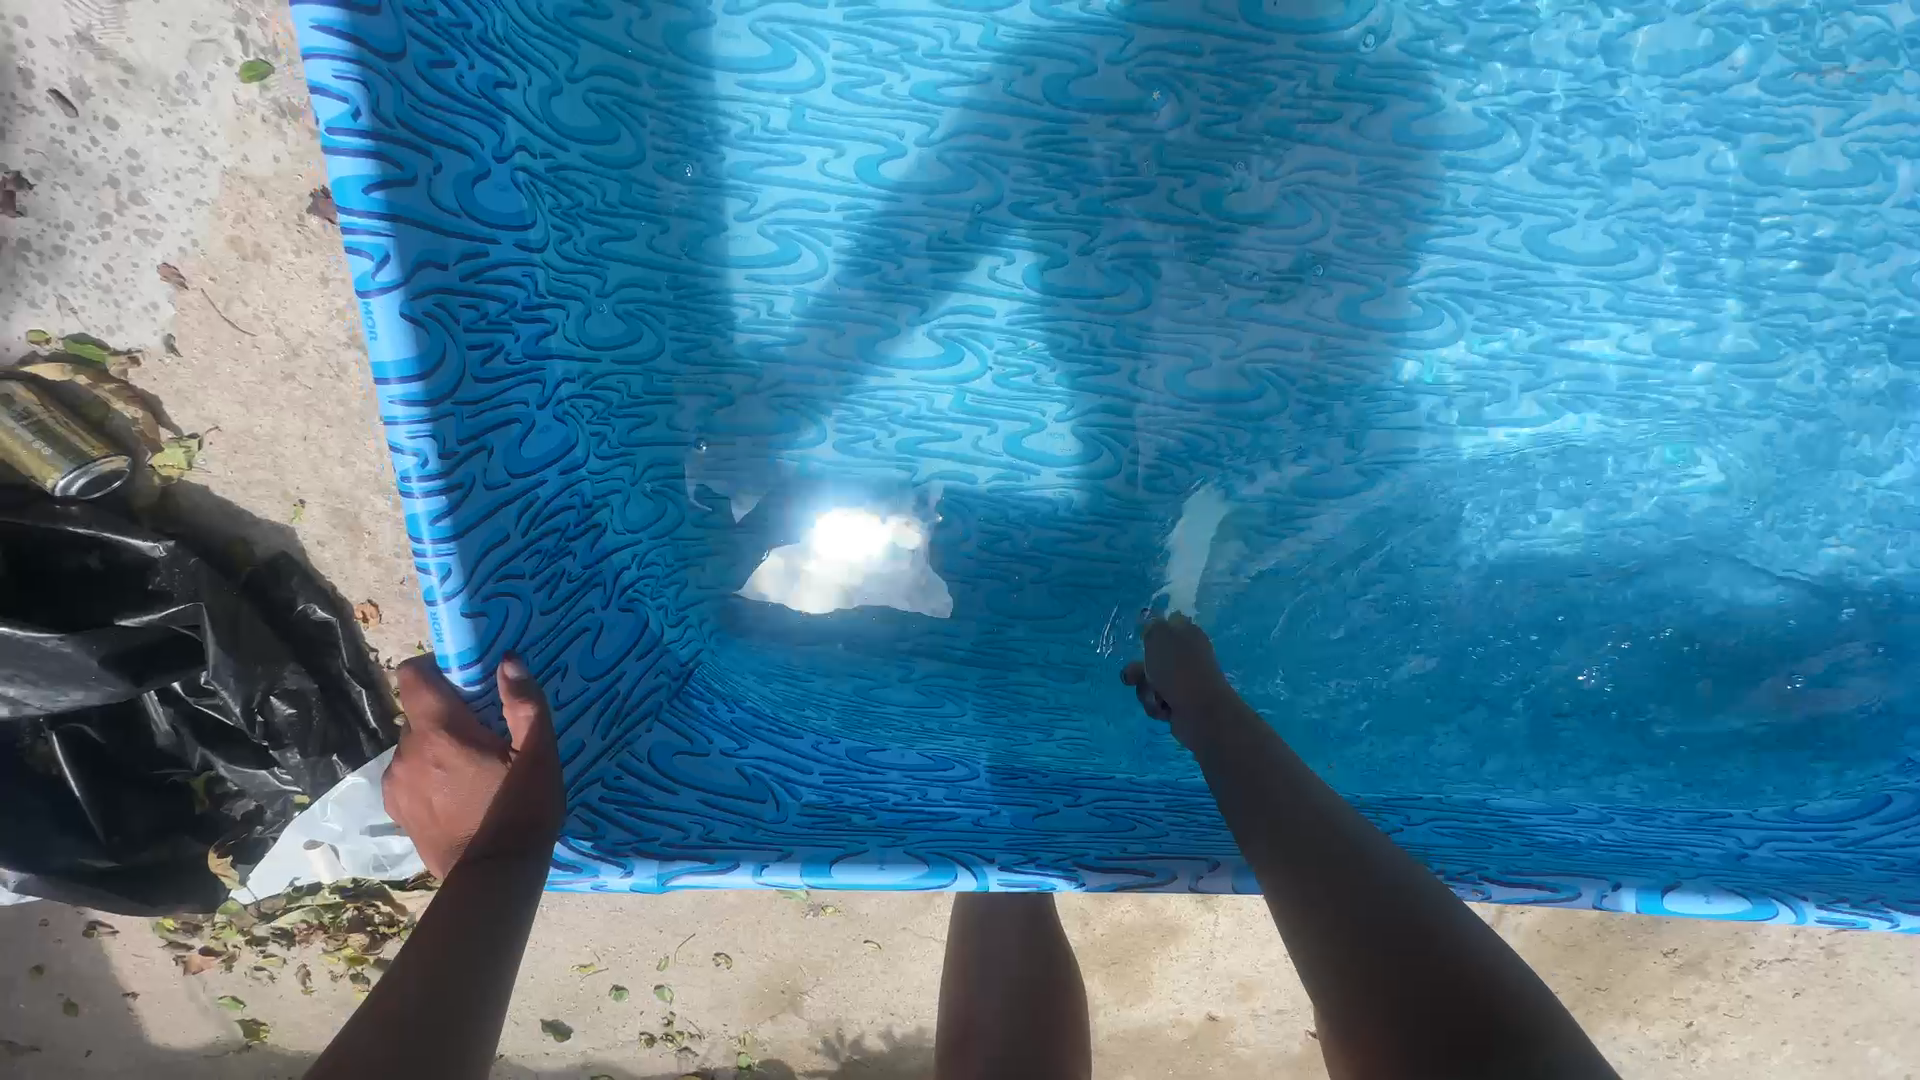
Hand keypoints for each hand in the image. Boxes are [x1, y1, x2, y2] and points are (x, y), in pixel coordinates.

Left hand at [384, 653, 565, 878]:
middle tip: (488, 730)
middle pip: (420, 713)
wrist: (496, 875)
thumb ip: (524, 702)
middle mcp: (406, 752)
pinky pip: (410, 773)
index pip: (412, 677)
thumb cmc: (523, 806)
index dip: (436, 668)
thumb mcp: (539, 751)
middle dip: (449, 713)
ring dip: (440, 745)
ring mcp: (397, 783)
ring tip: (475, 766)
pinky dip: (431, 771)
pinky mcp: (397, 809)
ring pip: (415, 745)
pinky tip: (460, 791)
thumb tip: (509, 659)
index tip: (466, 677)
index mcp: (440, 732)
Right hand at [1121, 613, 1238, 746]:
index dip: (1154, 630)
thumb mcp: (1159, 636)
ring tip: (1155, 697)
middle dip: (1139, 670)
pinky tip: (1164, 709)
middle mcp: (1187, 656)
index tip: (1143, 639)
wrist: (1200, 712)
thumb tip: (1152, 627)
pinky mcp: (1179, 704)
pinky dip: (1156, 706)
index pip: (1170, 622)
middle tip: (1133, 677)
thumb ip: (1152, 627)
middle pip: (1152, 657)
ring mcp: (1183, 681)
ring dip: (1146, 690)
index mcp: (1187, 634)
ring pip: (1149, 681)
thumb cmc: (1178, 669)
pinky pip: (1156, 701)